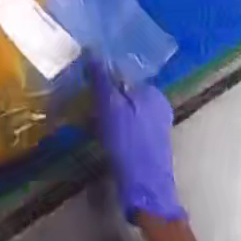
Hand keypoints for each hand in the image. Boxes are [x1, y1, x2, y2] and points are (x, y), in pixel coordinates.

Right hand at [93, 69, 184, 222]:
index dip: (101, 79)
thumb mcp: (110, 108)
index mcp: (152, 92)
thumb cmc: (127, 144)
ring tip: (89, 125)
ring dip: (105, 115)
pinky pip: (127, 126)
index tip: (82, 86)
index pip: (122, 74)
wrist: (145, 191)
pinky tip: (101, 138)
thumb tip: (93, 50)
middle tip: (82, 107)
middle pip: (123, 93)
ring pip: (124, 111)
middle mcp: (158, 105)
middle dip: (103, 98)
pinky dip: (112, 129)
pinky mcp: (150, 143)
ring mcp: (156, 125)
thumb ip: (102, 79)